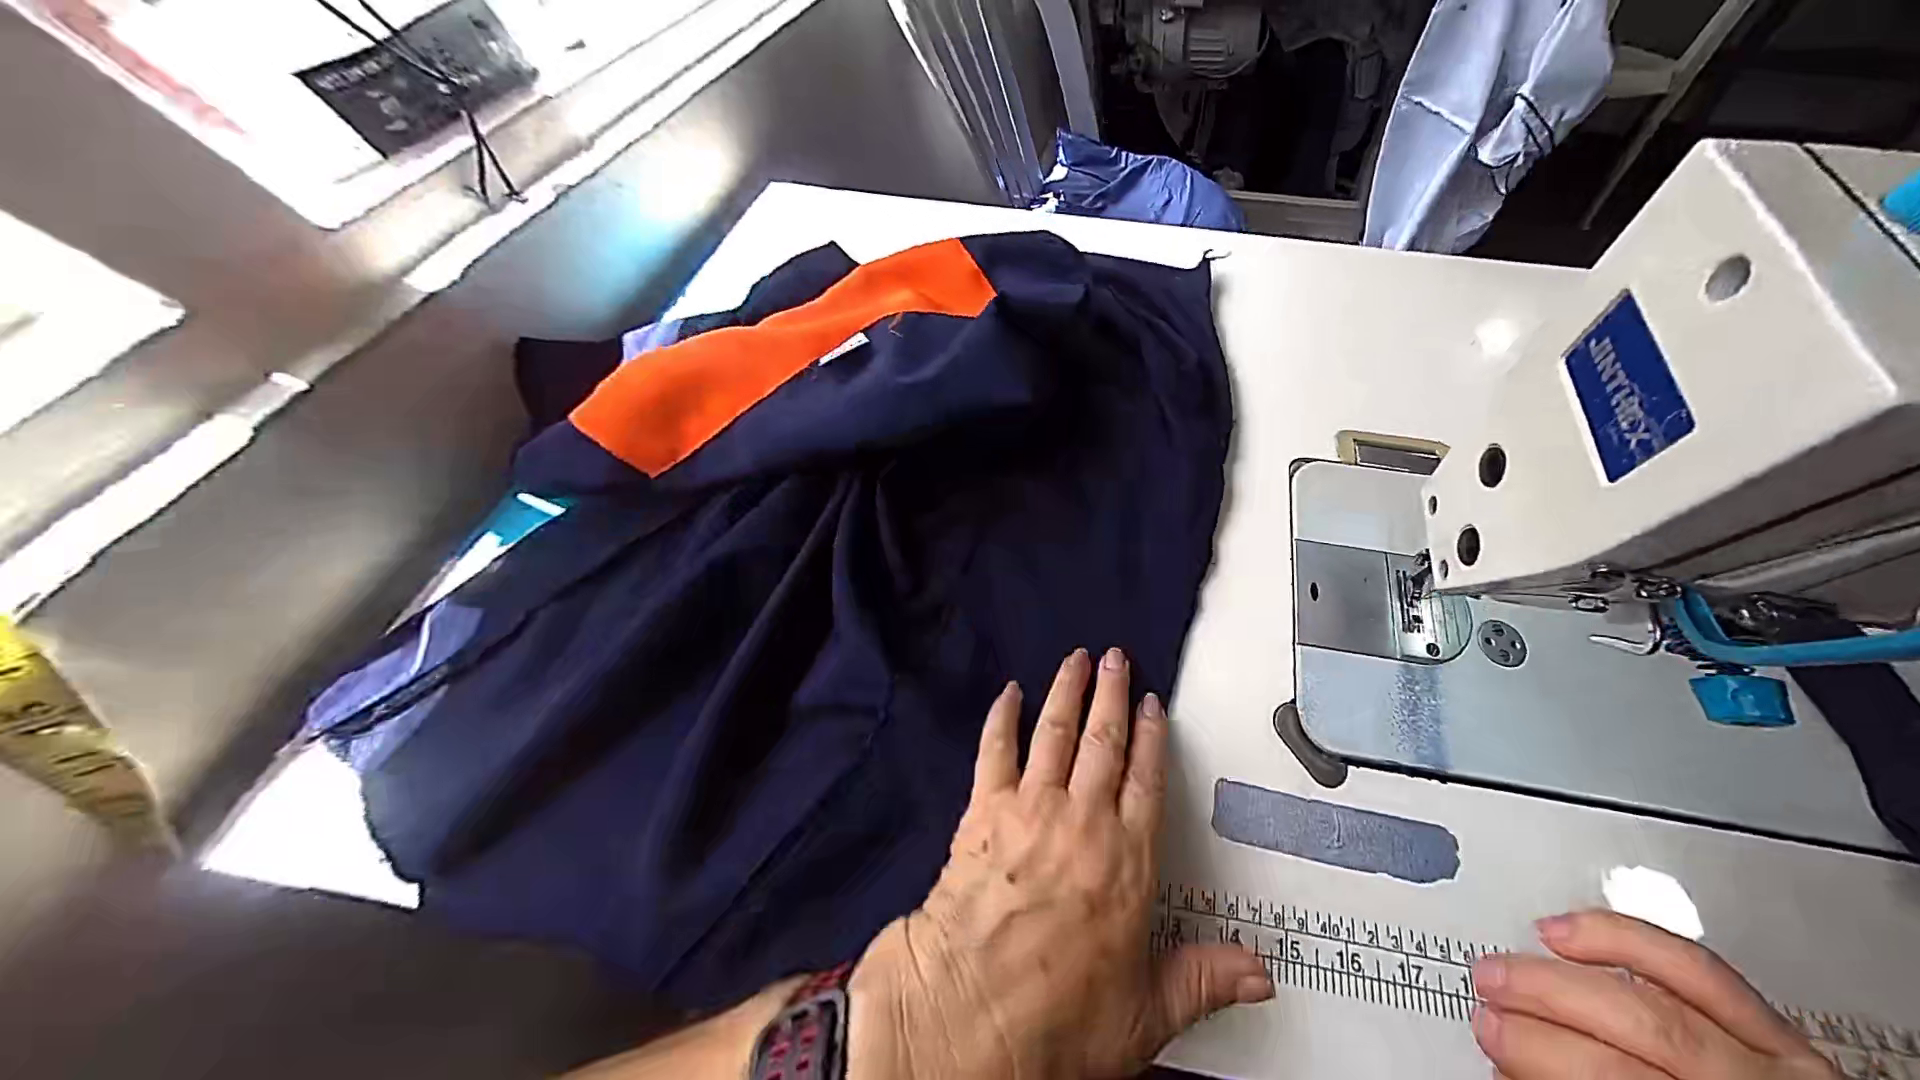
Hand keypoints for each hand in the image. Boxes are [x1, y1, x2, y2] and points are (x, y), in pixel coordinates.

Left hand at [848, 647, 1273, 1079]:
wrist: (971, 1009)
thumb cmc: (1057, 1015)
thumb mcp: (1146, 1012)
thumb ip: (1203, 981)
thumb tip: (1260, 976)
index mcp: (1126, 861)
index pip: (1147, 781)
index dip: (1153, 738)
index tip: (1154, 705)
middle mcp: (1082, 821)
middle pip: (1104, 742)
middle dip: (1113, 695)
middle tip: (1118, 659)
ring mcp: (1031, 809)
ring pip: (1055, 732)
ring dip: (1068, 691)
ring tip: (1077, 659)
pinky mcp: (984, 810)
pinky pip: (995, 748)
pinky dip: (1002, 716)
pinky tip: (1009, 693)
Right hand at [1472, 910, 1839, 1079]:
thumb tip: (1509, 1067)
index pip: (1617, 1077)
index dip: (1541, 1054)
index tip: (1491, 1047)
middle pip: (1640, 1024)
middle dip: (1542, 1001)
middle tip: (1487, 993)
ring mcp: (1780, 1059)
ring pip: (1656, 991)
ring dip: (1559, 970)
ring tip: (1502, 965)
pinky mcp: (1779, 1033)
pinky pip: (1695, 965)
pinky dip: (1616, 936)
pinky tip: (1558, 931)